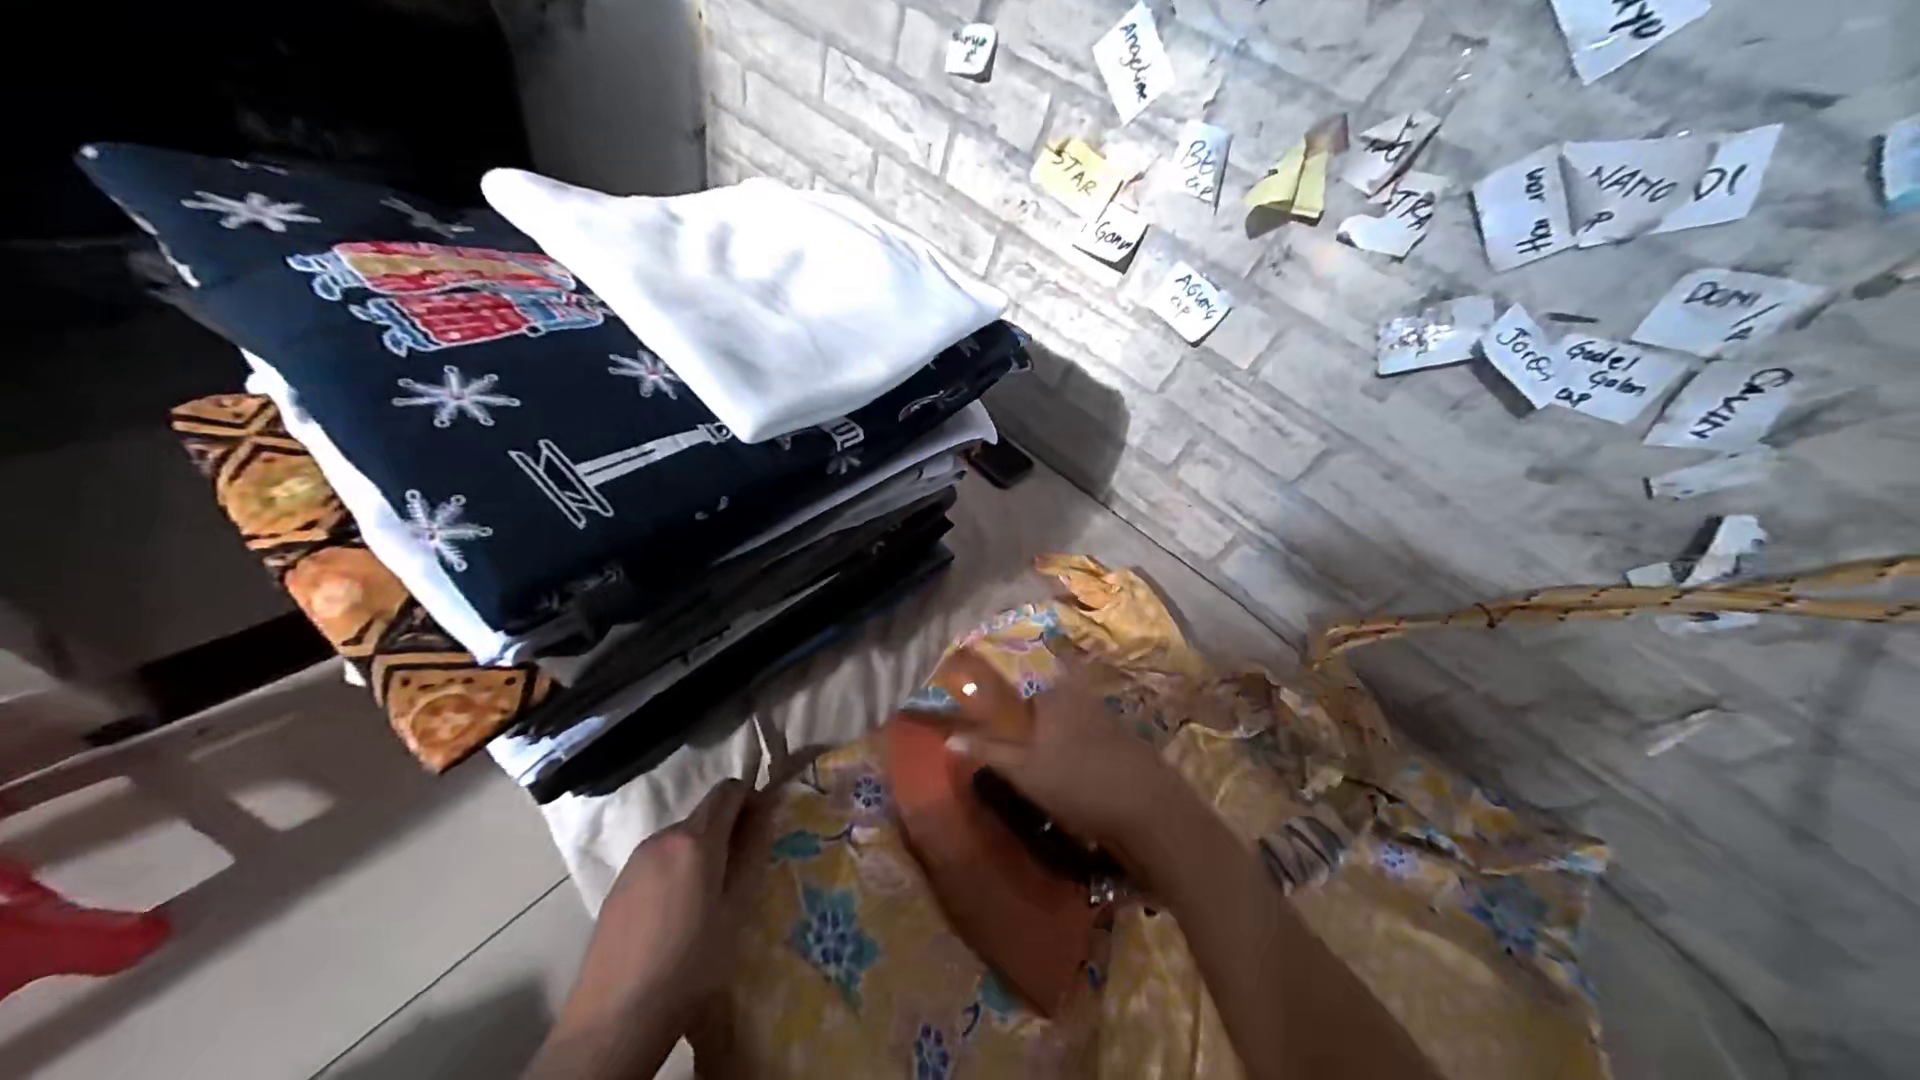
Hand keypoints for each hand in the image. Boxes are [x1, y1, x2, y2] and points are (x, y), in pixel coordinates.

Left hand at [530, 779, 764, 1078]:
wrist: (616, 1015)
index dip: (752, 799)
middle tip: (743, 871)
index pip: (729, 790)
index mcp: (695, 838)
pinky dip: (678, 869)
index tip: (763, 830)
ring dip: (703, 851)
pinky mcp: (618, 883)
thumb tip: (766, 809)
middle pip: (705, 813)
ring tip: (711, 899)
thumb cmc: (691, 962)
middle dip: (729, 829)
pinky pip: (660, 860)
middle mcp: (663, 836)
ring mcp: (636, 859)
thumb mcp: (737, 906)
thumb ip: (753, 850)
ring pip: (682, 837)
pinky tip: (678, 915)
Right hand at [941, 651, 1204, 886]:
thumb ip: (987, 751)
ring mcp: (1107, 718)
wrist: (1151, 812)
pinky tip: (1079, 782)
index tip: (1001, 741)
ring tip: (1050, 777)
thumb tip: (950, 737)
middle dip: (1033, 730)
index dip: (1006, 717)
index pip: (1019, 695)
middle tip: (1024, 764)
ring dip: (1058, 745)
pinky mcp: (1125, 742)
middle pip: (1045, 707)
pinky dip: (1080, 755)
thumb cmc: (1079, 784)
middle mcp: (1081, 697)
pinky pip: (1090, 741)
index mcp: (1053, 696)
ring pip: (1070, 724)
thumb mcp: (1024, 772)